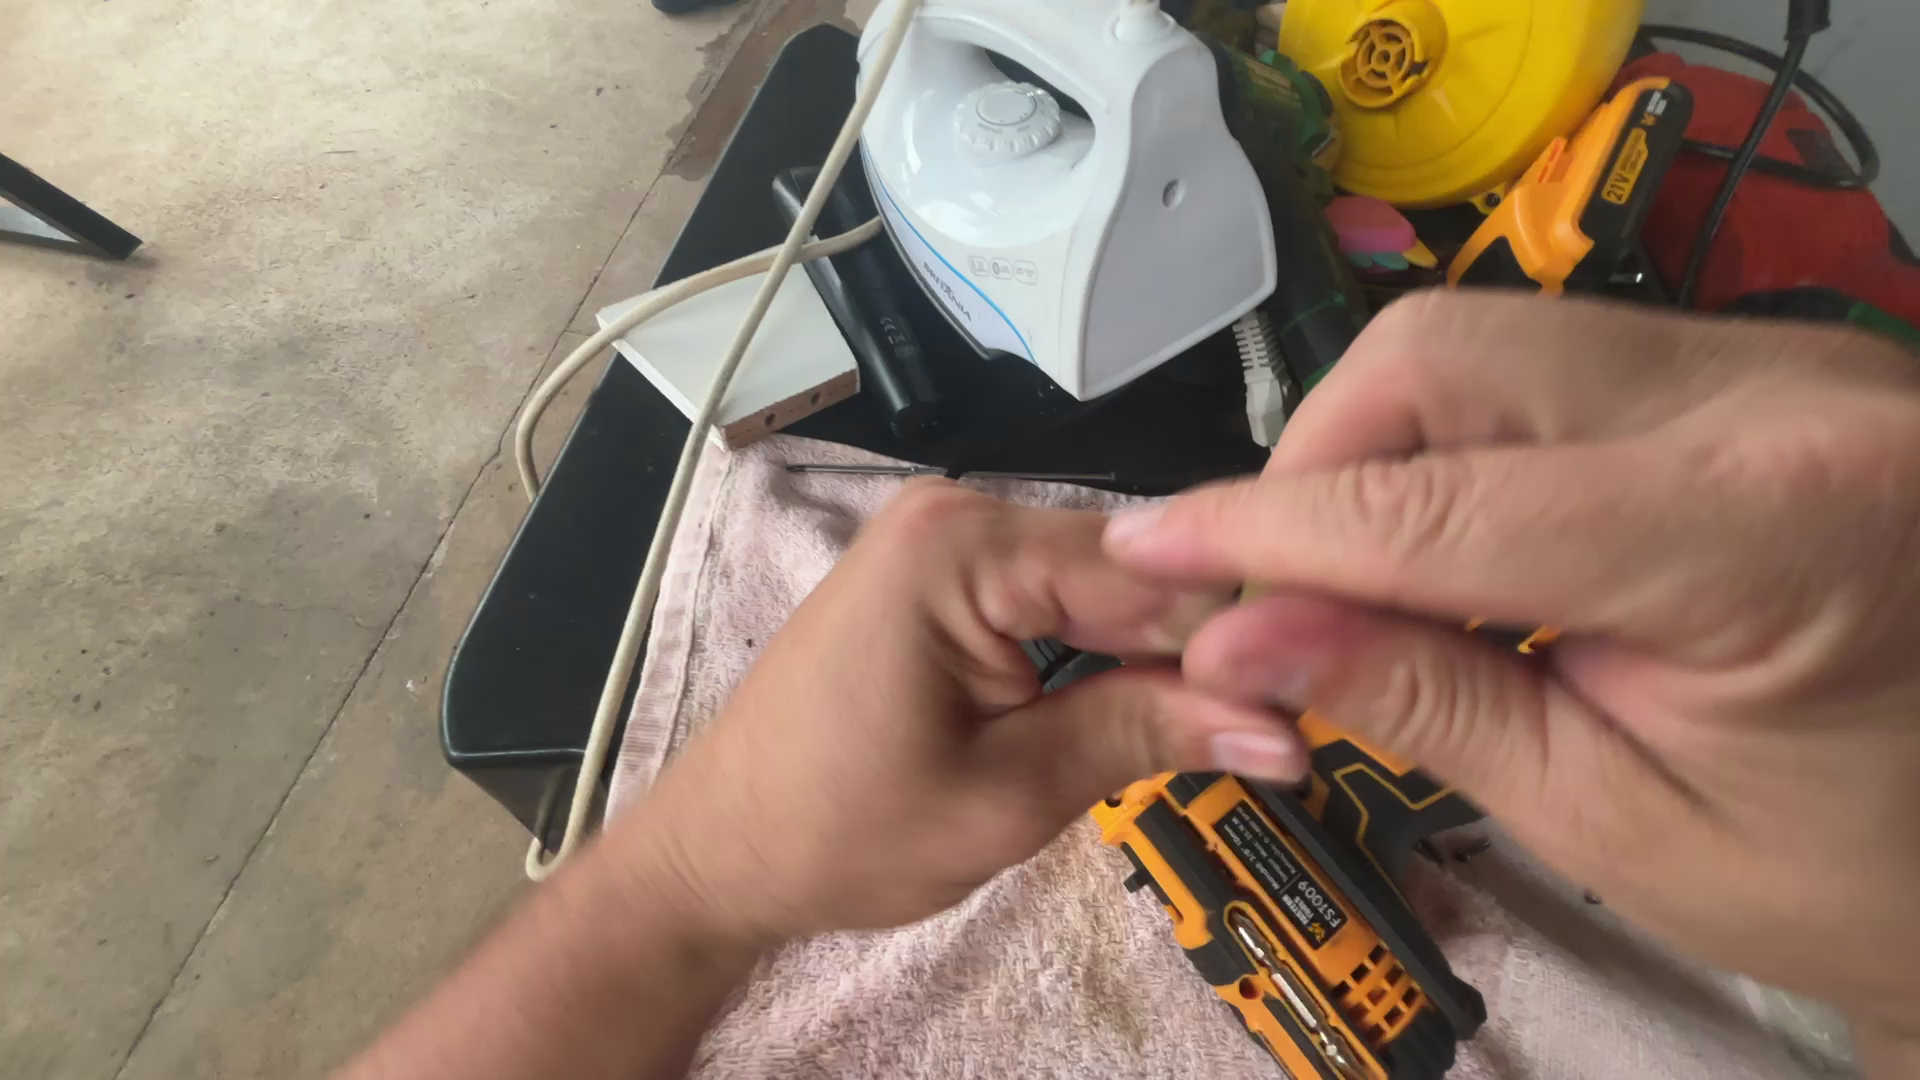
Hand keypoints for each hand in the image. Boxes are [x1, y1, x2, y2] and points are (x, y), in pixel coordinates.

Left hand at [610, 481, 1305, 946]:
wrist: (723, 842)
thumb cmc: (838, 828)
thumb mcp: (1003, 795)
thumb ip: (1138, 735)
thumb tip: (1282, 727)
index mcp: (962, 545)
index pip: (1147, 569)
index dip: (1233, 638)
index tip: (1304, 706)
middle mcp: (956, 512)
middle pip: (1124, 565)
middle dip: (1191, 644)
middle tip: (1263, 726)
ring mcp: (944, 536)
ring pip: (1093, 580)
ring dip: (1146, 648)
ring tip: (1199, 720)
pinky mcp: (938, 571)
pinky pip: (1047, 592)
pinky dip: (1093, 642)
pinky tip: (1126, 690)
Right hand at [1102, 292, 1919, 1046]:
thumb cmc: (1849, 865)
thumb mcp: (1607, 814)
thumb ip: (1406, 700)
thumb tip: (1227, 646)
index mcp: (1768, 534)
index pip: (1428, 508)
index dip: (1259, 529)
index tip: (1142, 548)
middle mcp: (1767, 392)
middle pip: (1431, 357)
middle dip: (1309, 464)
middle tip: (1285, 581)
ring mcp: (1750, 354)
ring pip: (1454, 342)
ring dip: (1353, 449)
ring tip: (1355, 564)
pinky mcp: (1718, 361)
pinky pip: (1503, 362)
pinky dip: (1414, 442)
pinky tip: (1428, 530)